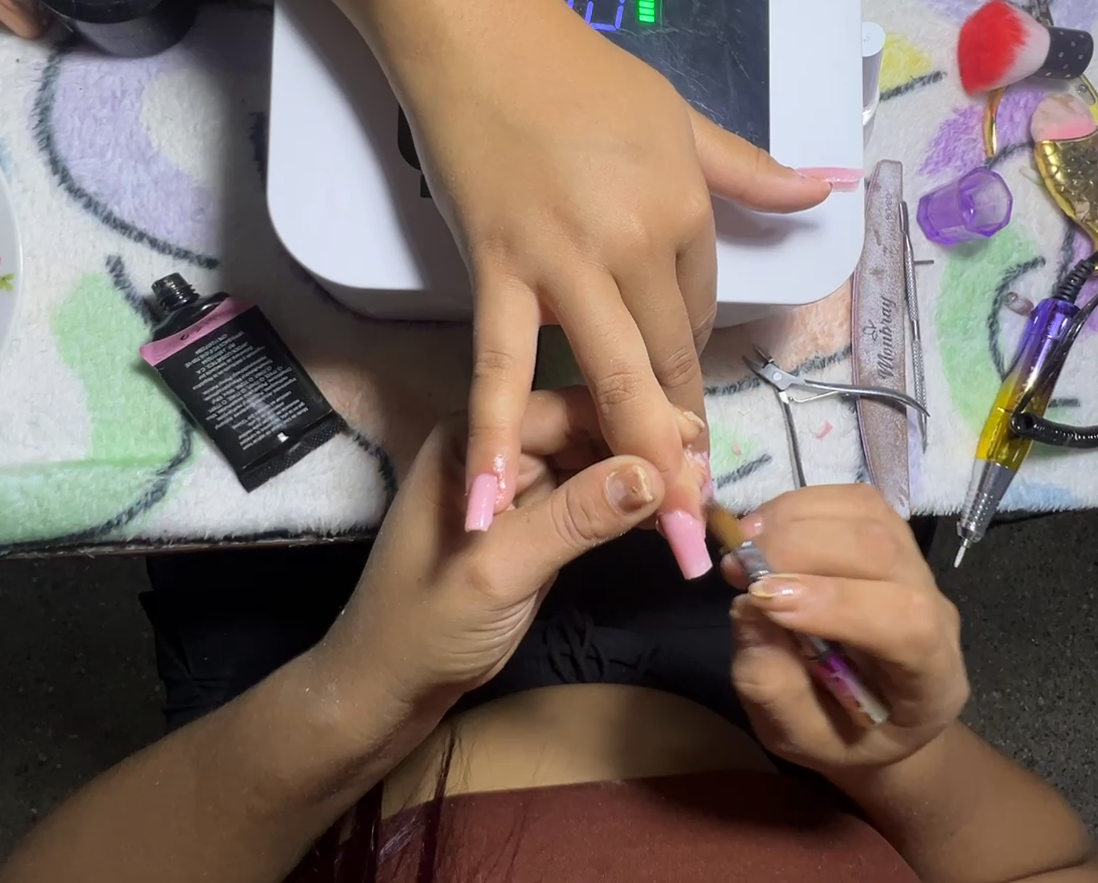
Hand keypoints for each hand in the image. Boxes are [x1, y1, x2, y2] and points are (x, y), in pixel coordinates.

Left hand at [319, 389, 666, 716]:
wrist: (391, 688)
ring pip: (596, 464)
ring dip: (644, 480)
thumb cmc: (426, 623)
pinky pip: (593, 500)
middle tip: (705, 472)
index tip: (691, 446)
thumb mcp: (500, 568)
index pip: (565, 410)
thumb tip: (655, 474)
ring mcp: (520, 483)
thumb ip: (574, 517)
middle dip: (644, 451)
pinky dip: (629, 507)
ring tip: (699, 494)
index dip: (629, 425)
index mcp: (473, 437)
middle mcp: (498, 447)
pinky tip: (668, 515)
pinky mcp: (539, 518)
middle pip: (586, 432)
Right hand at [392, 0, 828, 576]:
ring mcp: (564, 267)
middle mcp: (636, 247)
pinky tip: (496, 503)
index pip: (702, 306)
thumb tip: (829, 188)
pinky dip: (498, 436)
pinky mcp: (497, 275)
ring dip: (636, 456)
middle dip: (685, 438)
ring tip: (657, 531)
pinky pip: (500, 366)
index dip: (692, 353)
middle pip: (671, 359)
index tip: (677, 386)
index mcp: (684, 209)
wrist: (480, 35)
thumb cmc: (584, 76)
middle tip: (701, 517)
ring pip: (611, 377)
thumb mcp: (683, 119)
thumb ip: (755, 170)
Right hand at [722, 485, 969, 774]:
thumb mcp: (801, 741)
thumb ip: (774, 688)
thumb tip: (747, 610)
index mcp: (931, 675)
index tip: (761, 600)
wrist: (878, 714)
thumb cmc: (844, 734)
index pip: (905, 622)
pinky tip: (764, 529)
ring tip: (744, 542)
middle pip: (881, 550)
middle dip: (798, 548)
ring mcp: (914, 562)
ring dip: (794, 518)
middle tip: (736, 567)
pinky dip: (799, 504)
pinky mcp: (887, 533)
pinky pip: (851, 499)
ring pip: (866, 513)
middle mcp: (936, 608)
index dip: (833, 601)